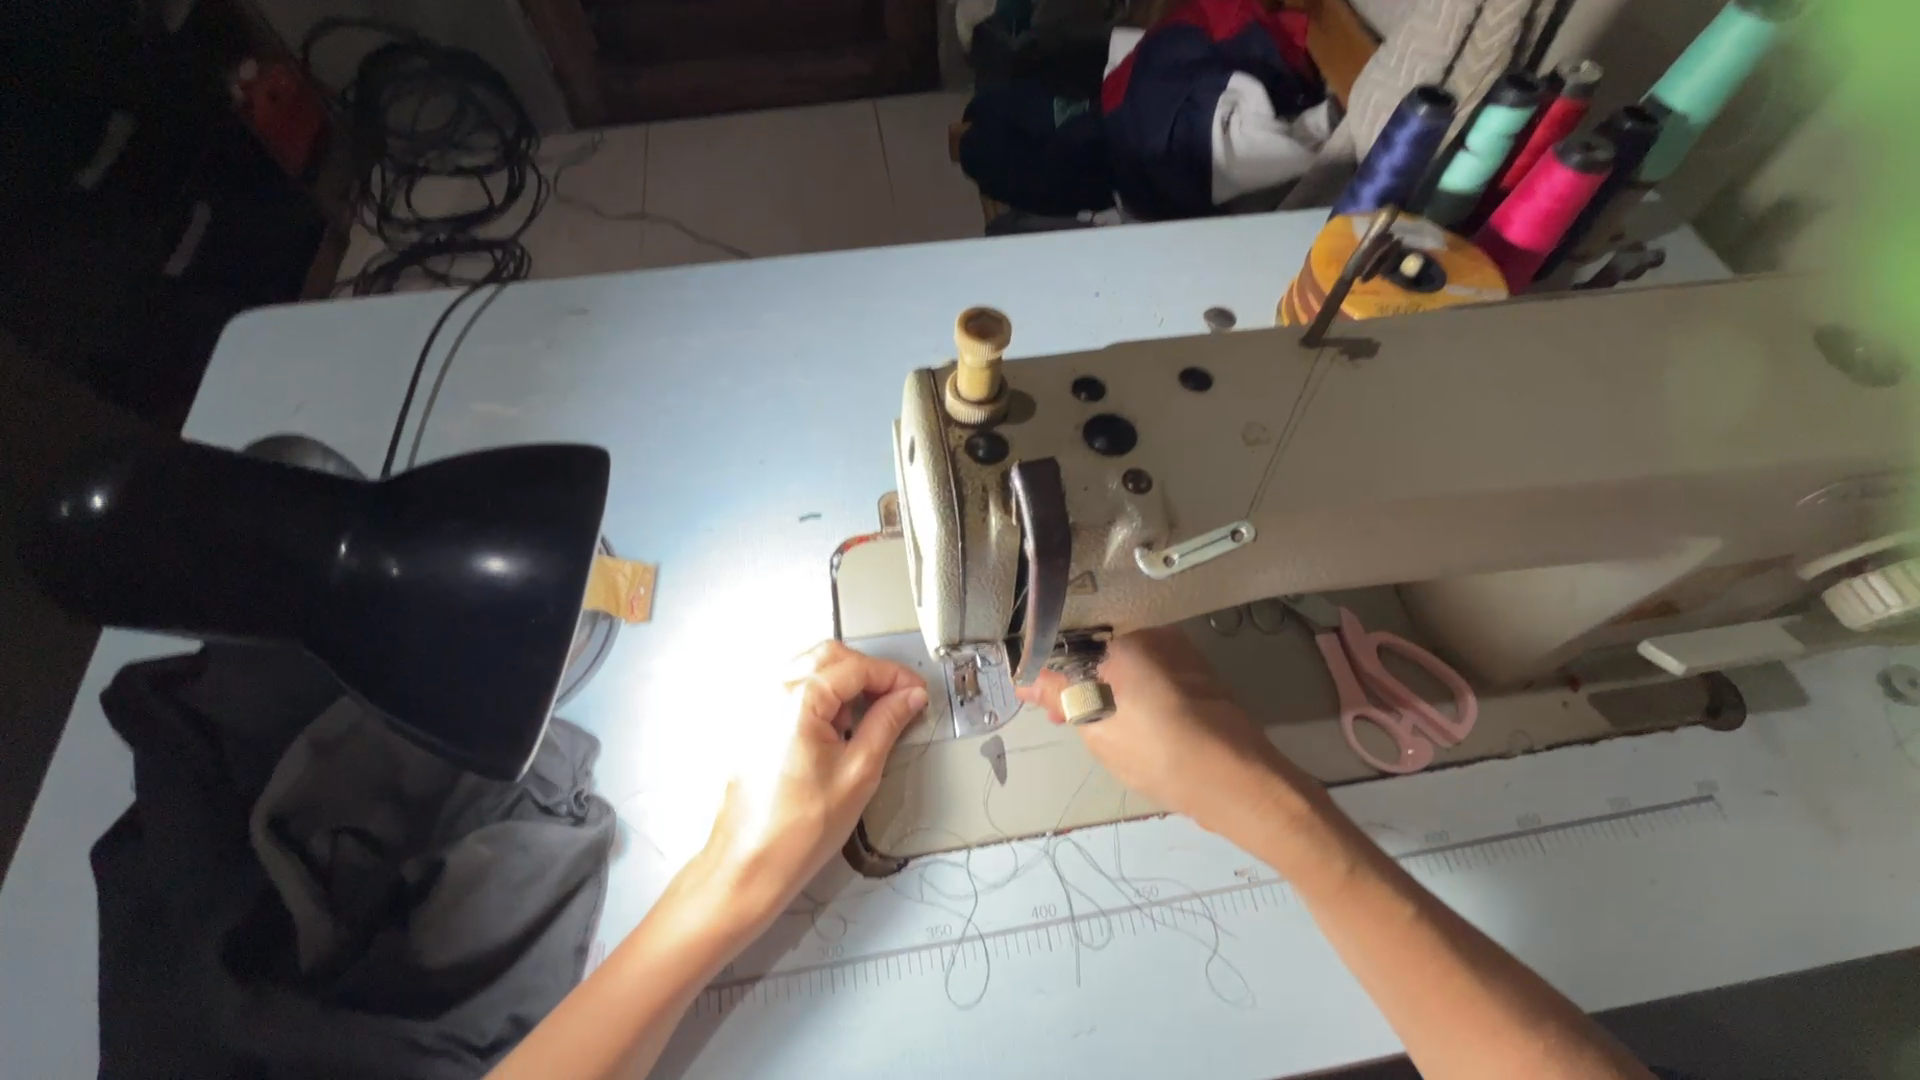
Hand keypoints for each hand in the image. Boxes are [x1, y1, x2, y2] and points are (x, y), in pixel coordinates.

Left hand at [688, 641, 927, 927]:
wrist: (749, 866)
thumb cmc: (799, 829)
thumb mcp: (860, 772)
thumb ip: (888, 723)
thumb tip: (909, 697)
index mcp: (797, 700)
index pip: (856, 666)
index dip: (894, 675)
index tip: (916, 692)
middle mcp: (771, 693)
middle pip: (830, 656)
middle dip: (868, 672)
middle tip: (897, 698)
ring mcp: (758, 707)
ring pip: (810, 669)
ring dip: (845, 683)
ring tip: (868, 719)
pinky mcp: (755, 724)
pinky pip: (793, 690)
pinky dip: (822, 697)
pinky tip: (837, 731)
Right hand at [1018, 628, 1313, 832]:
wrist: (1240, 785)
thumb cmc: (1159, 751)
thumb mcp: (1097, 726)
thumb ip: (1059, 695)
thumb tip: (1024, 678)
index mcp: (1133, 639)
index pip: (1079, 649)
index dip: (1060, 680)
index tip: (1053, 712)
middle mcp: (1162, 638)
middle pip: (1107, 660)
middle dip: (1087, 692)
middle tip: (1074, 729)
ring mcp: (1188, 660)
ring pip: (1134, 675)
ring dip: (1114, 700)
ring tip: (1108, 740)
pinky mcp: (1205, 684)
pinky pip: (1159, 687)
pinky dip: (1143, 706)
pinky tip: (1140, 738)